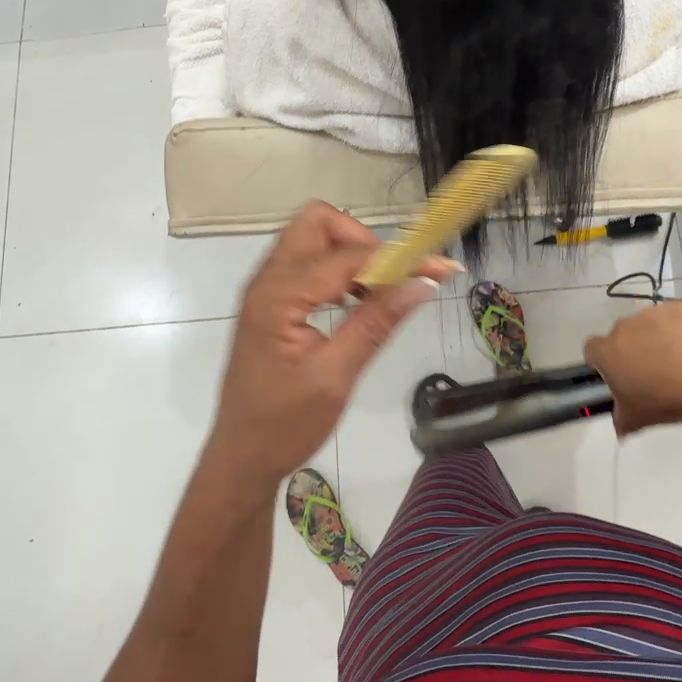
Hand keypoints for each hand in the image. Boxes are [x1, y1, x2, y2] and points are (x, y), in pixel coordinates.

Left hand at [209, 201, 455, 483]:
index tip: (441, 268)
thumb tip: (422, 283)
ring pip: (311, 240)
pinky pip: (305, 265)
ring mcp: (264, 291)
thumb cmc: (284, 426)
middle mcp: (266, 281)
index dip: (397, 258)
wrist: (240, 458)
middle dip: (363, 240)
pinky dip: (336, 272)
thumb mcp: (336, 377)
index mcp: (278, 297)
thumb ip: (376, 323)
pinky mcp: (269, 304)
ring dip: (350, 255)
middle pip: (317, 224)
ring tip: (381, 294)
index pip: (346, 257)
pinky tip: (356, 304)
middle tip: (394, 278)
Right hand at [584, 301, 681, 433]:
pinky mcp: (681, 307)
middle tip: (653, 373)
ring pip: (649, 325)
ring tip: (681, 362)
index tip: (619, 375)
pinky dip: (681, 329)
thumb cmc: (669, 398)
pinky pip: (675, 318)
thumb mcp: (639, 419)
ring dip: (657, 339)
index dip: (602, 363)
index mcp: (608, 352)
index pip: (591, 351)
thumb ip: (622, 420)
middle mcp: (625, 326)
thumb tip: (621, 427)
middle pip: (622, 336)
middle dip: (633, 350)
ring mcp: (654, 313)